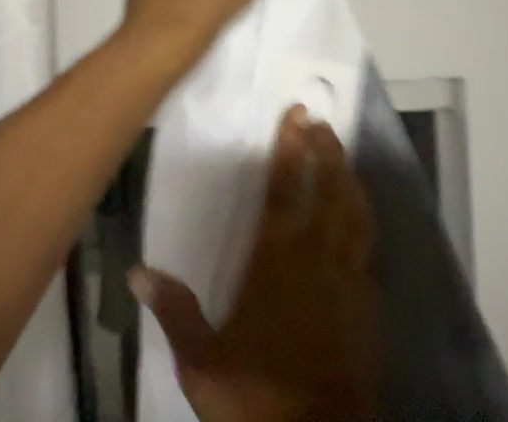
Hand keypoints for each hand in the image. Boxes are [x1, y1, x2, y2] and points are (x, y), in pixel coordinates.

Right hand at [132, 106, 377, 421]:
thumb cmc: (257, 397)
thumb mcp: (202, 363)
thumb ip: (175, 312)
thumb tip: (138, 270)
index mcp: (276, 265)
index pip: (283, 192)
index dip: (289, 149)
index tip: (294, 114)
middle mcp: (318, 261)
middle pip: (327, 191)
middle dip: (325, 150)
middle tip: (321, 120)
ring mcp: (349, 282)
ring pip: (355, 215)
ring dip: (349, 178)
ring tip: (342, 153)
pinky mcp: (369, 306)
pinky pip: (368, 248)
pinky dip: (364, 221)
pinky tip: (359, 219)